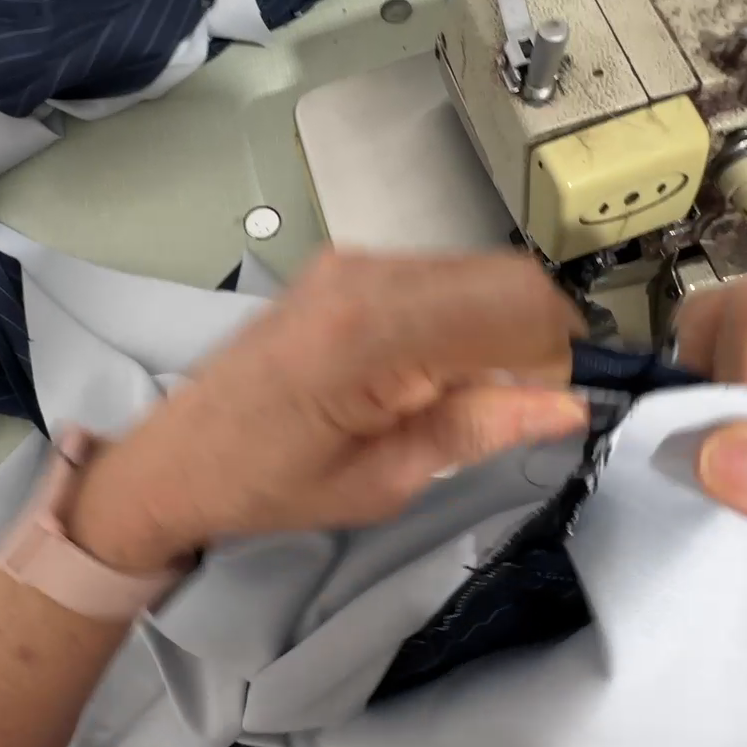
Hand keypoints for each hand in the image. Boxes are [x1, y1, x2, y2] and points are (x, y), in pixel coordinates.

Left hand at [67, 251, 589, 572]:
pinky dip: (459, 314)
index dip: (558, 352)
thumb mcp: (382, 480)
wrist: (179, 454)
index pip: (517, 305)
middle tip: (514, 402)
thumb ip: (475, 429)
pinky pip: (434, 275)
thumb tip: (567, 403)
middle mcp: (362, 275)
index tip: (553, 401)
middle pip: (505, 276)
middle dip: (535, 337)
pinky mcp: (340, 266)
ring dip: (497, 325)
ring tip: (463, 391)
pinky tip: (430, 365)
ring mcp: (347, 262)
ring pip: (474, 270)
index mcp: (372, 333)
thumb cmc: (267, 483)